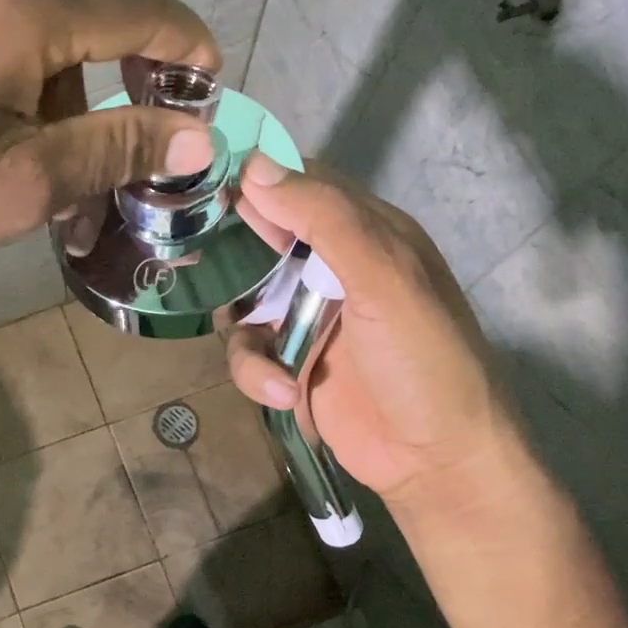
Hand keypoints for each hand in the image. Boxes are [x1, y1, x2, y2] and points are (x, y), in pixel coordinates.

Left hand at [0, 0, 218, 307]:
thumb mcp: (20, 187)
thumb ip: (114, 149)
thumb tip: (198, 136)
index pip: (139, 5)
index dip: (187, 51)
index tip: (210, 100)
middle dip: (144, 44)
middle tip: (155, 118)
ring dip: (90, 54)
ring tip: (81, 143)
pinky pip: (7, 0)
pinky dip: (42, 48)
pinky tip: (27, 115)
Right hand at [227, 154, 521, 509]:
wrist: (436, 460)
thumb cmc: (423, 360)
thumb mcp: (384, 280)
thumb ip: (326, 221)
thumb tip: (256, 167)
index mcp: (369, 234)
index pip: (303, 185)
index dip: (256, 180)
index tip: (202, 183)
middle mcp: (333, 268)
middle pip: (260, 241)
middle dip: (230, 256)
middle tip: (190, 260)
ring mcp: (308, 318)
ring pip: (242, 301)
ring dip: (245, 332)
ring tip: (268, 359)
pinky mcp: (290, 364)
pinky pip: (248, 353)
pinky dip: (256, 373)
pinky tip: (283, 393)